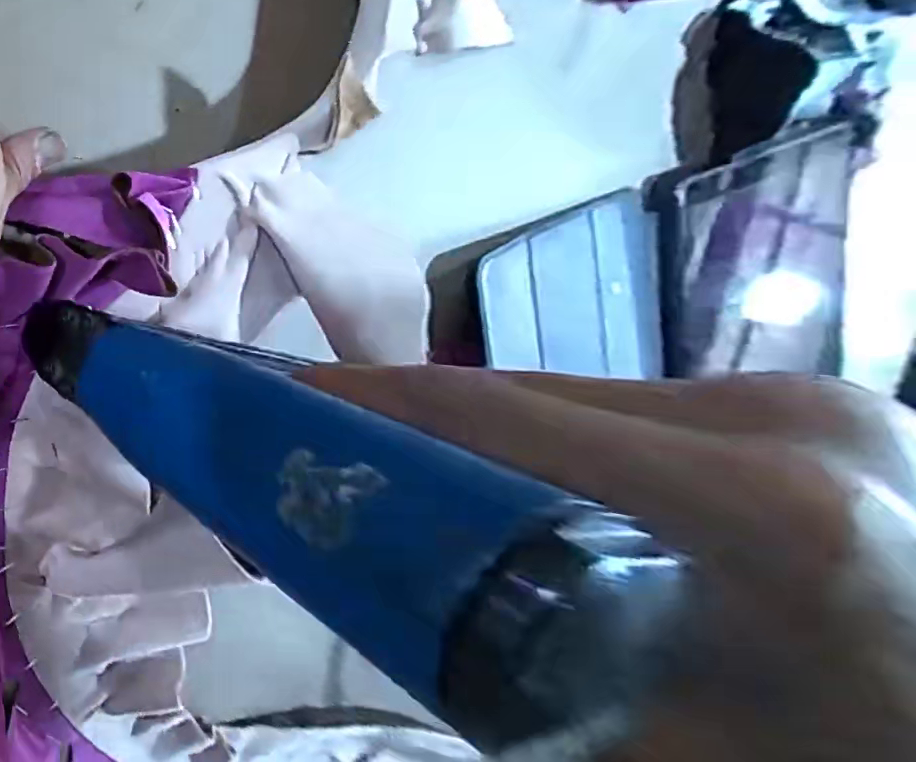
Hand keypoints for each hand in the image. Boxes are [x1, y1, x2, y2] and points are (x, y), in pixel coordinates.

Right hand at [297, 364, 915, 760]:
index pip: (492, 410)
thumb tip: (358, 576)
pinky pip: (625, 408)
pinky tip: (525, 477)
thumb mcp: (644, 740)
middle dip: (411, 411)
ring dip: (479, 426)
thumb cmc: (823, 759)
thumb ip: (496, 656)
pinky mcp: (819, 409)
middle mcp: (784, 420)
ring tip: (414, 461)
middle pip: (524, 392)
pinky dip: (550, 435)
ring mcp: (813, 403)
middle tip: (333, 436)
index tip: (292, 390)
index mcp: (760, 507)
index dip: (370, 392)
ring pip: (571, 394)